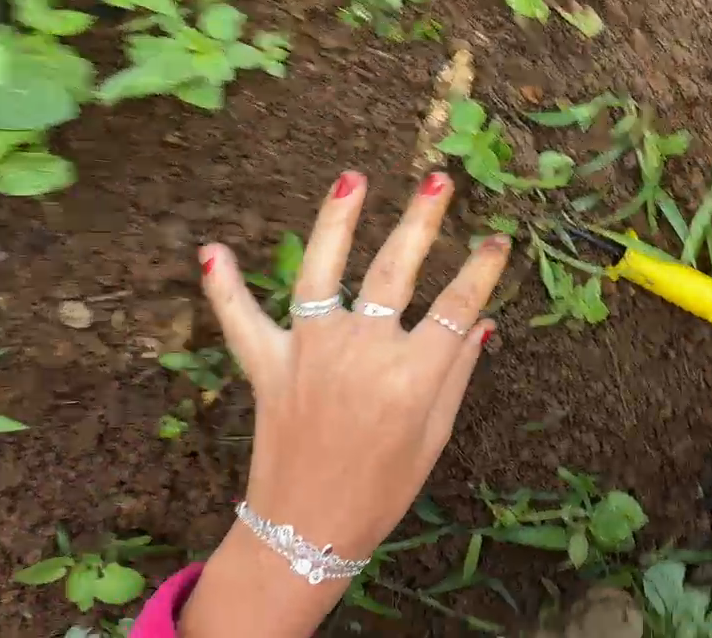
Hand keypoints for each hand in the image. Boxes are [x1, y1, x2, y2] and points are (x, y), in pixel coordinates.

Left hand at [178, 170, 506, 637]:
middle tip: (439, 179)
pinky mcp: (269, 367)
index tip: (499, 240)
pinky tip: (212, 251)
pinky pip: (242, 322)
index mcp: (412, 375)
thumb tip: (480, 318)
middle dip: (422, 220)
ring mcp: (310, 354)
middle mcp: (361, 354)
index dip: (483, 268)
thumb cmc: (385, 485)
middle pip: (395, 271)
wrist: (306, 533)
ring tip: (352, 178)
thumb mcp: (436, 433)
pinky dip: (224, 289)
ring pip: (322, 273)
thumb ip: (458, 370)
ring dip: (337, 222)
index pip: (458, 304)